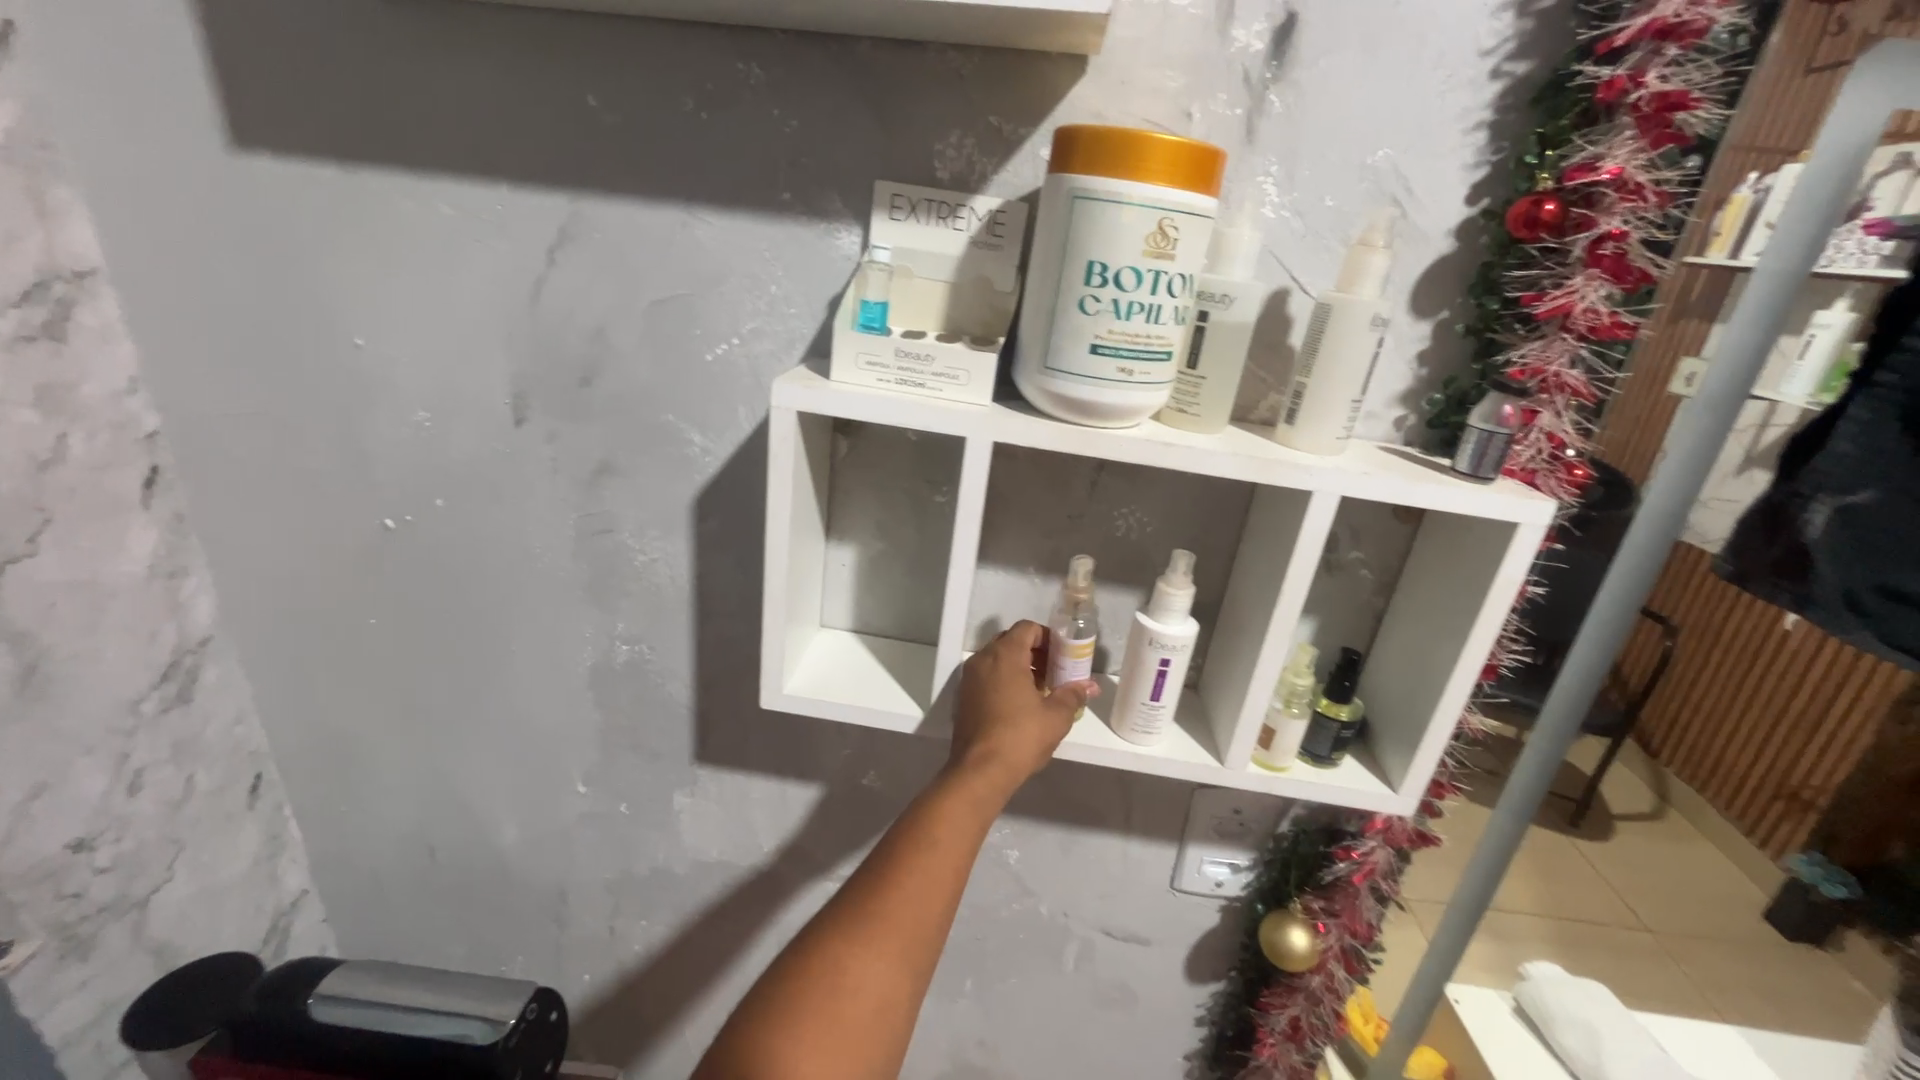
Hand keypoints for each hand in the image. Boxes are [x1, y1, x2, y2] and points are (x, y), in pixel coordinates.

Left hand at [948, 620, 1097, 792]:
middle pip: (1010, 641)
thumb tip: (1087, 686)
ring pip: (996, 660)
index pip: (1027, 628)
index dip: (1048, 637)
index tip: (1063, 656)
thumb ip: (1072, 695)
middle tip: (1054, 673)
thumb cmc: (1021, 737)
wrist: (980, 771)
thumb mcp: (1056, 716)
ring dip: (1019, 668)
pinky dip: (1003, 682)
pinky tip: (1019, 706)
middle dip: (1034, 653)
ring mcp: (968, 679)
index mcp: (1004, 655)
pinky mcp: (963, 698)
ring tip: (1040, 692)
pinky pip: (986, 678)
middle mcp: (982, 660)